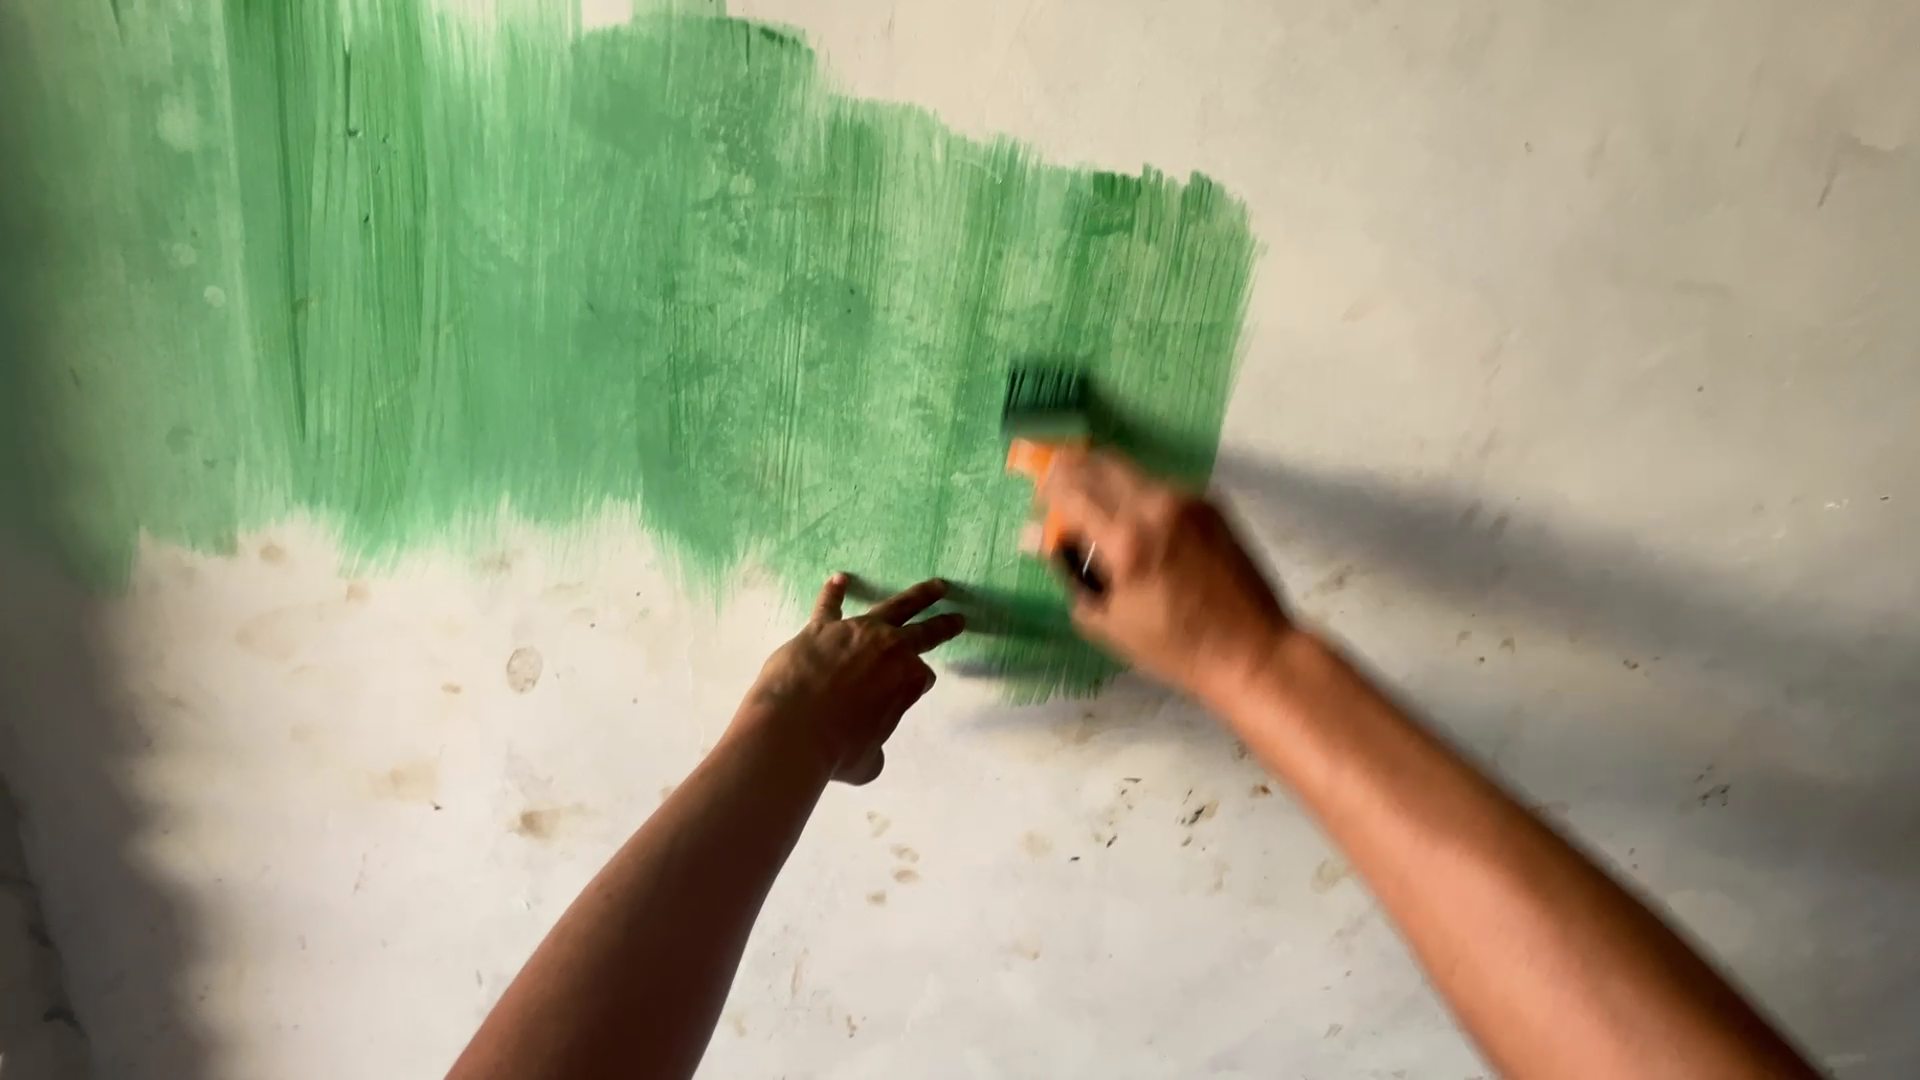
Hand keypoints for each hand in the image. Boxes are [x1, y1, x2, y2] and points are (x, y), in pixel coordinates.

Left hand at [736, 576, 965, 785]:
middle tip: (958, 618)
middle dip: (944, 624)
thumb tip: (869, 753)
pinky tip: (839, 580)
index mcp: (908, 680)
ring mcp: (857, 632)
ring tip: (934, 587)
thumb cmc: (834, 751)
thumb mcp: (866, 762)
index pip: (922, 678)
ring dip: (917, 596)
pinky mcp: (823, 627)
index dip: (916, 686)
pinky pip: (830, 604)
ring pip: (894, 607)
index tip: (910, 691)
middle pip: (925, 632)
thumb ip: (874, 750)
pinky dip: (834, 591)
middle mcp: (890, 650)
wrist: (792, 730)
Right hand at [1040, 449, 1292, 703]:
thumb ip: (1069, 573)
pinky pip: (1161, 489)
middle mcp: (1156, 507)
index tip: (1038, 495)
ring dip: (1106, 481)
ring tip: (1097, 505)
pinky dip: (1140, 497)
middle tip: (1056, 480)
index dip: (1047, 489)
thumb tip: (1036, 538)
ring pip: (1131, 473)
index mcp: (1126, 541)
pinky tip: (1139, 523)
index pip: (1070, 491)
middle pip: (1099, 464)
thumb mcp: (1107, 622)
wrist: (1253, 650)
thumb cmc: (1173, 648)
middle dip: (1072, 468)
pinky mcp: (1212, 505)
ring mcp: (1188, 501)